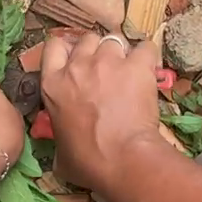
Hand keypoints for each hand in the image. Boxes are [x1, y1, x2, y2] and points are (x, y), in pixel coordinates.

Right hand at [40, 33, 163, 193]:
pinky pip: (145, 48)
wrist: (122, 159)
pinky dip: (147, 55)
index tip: (75, 59)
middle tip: (104, 69)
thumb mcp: (60, 151)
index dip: (66, 50)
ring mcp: (108, 61)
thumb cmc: (88, 162)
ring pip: (114, 40)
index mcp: (53, 84)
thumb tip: (64, 149)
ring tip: (128, 70)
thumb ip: (60, 135)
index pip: (53, 46)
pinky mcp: (137, 65)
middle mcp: (78, 66)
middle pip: (86, 39)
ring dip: (120, 52)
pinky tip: (149, 68)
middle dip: (95, 50)